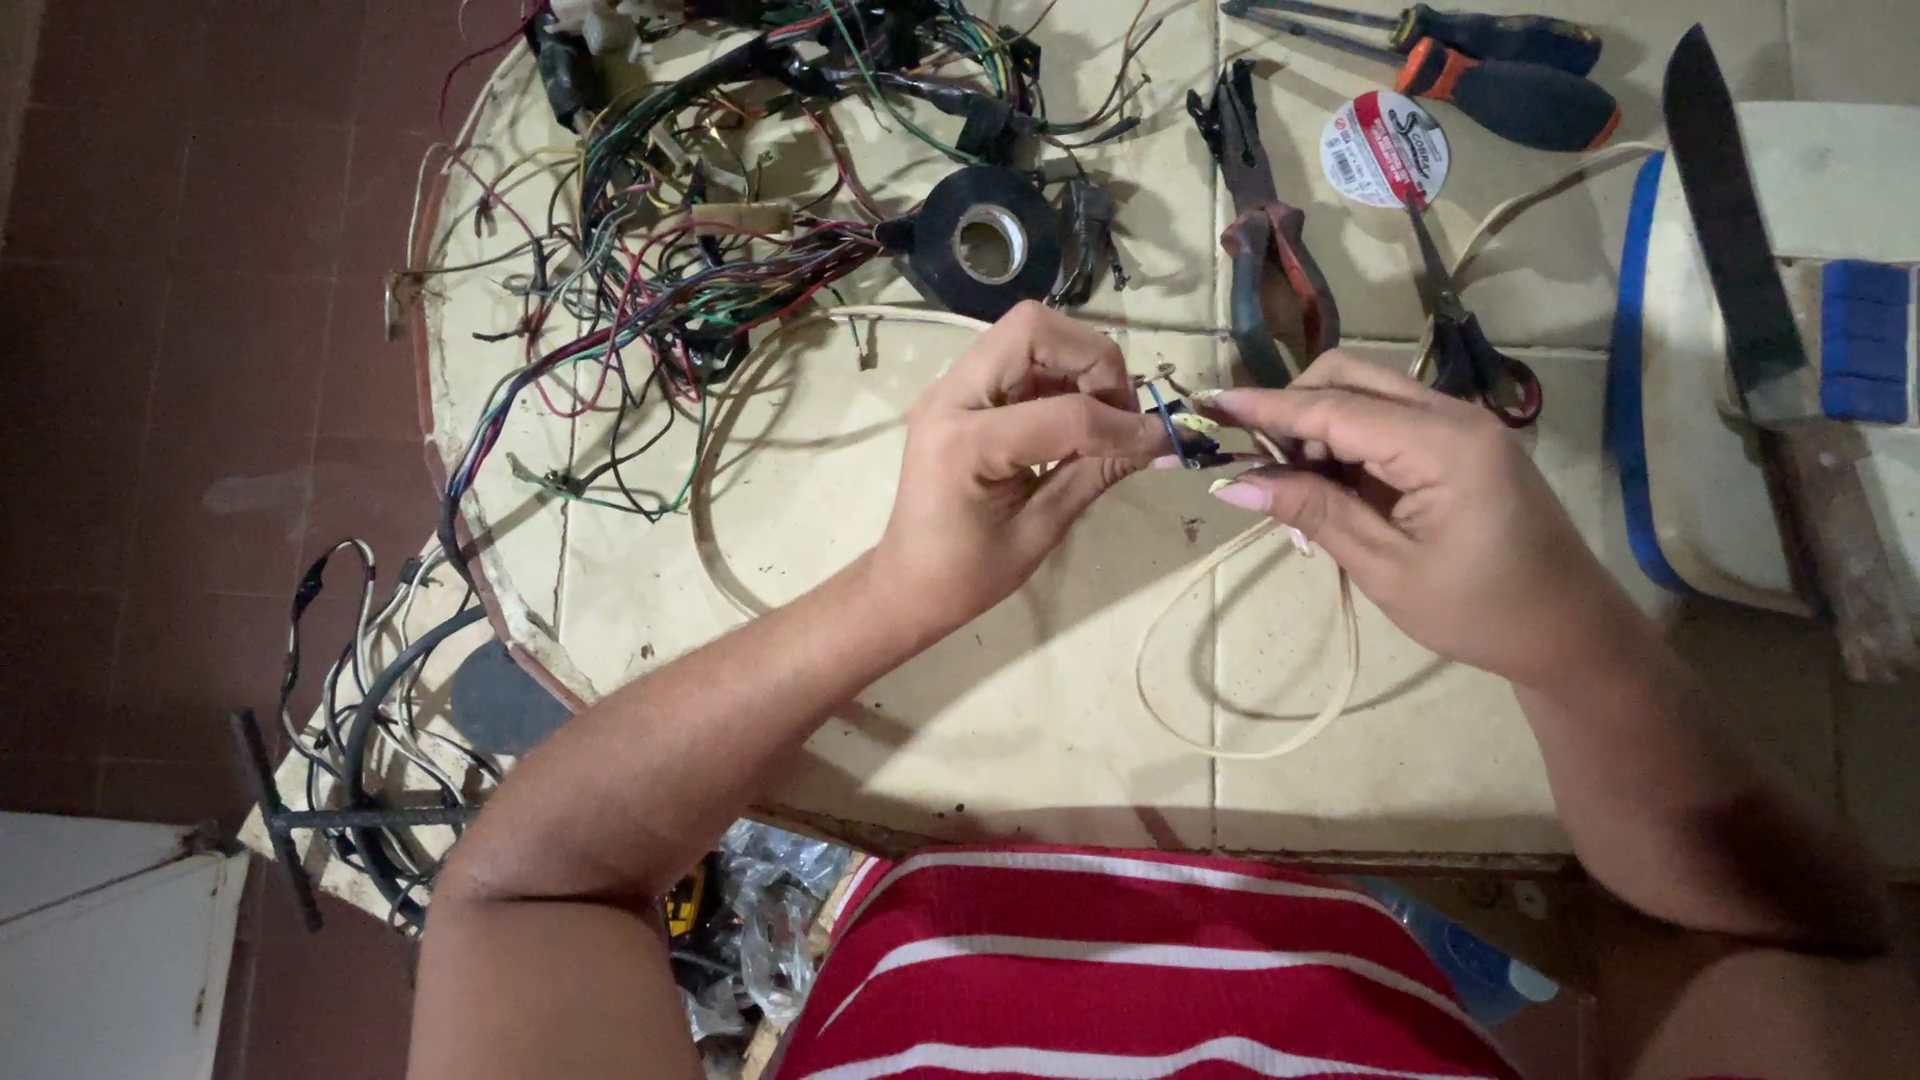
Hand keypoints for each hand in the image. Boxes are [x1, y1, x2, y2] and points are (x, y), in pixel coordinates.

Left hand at [869, 302, 1167, 636]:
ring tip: (1100, 416)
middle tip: (1118, 412)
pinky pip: (1016, 358)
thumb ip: (1095, 476)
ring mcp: (948, 390)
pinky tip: (1073, 417)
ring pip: (1026, 333)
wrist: (908, 582)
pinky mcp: (958, 394)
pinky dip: (1057, 374)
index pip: (1062, 411)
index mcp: (964, 444)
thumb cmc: (967, 574)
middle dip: (1093, 360)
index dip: (1121, 423)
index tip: (1160, 440)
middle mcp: (949, 398)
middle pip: (1033, 328)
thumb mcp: (1039, 533)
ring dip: (1076, 363)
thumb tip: (1158, 440)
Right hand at [1199, 350, 1646, 687]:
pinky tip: (1326, 489)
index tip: (1209, 403)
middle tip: (1256, 462)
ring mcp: (1458, 425)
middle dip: (1291, 408)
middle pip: (1349, 377)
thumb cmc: (1479, 610)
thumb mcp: (1384, 567)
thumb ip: (1311, 512)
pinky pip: (1382, 421)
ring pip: (1363, 394)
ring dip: (1314, 428)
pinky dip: (1341, 444)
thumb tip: (1233, 484)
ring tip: (1290, 490)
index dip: (1266, 408)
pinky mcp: (1456, 444)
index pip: (1333, 408)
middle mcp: (1453, 415)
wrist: (1569, 632)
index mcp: (1443, 445)